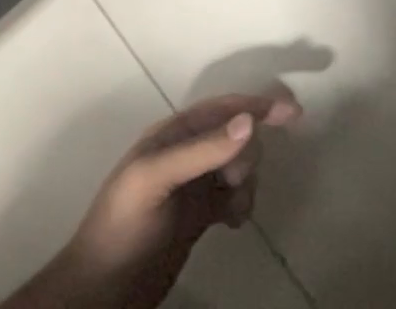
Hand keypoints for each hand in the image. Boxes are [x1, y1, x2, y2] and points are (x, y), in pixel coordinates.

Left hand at [5, 92, 300, 308]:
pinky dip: (242, 204)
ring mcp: (195, 184)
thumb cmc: (122, 227)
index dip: (258, 105)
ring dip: (246, 183)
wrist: (103, 290)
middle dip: (246, 155)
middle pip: (238, 136)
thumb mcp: (155, 180)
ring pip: (241, 166)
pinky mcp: (201, 213)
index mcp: (171, 135)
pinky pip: (237, 195)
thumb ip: (201, 149)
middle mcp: (186, 153)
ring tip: (233, 209)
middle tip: (234, 181)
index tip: (293, 112)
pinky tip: (233, 223)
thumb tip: (250, 121)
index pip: (223, 107)